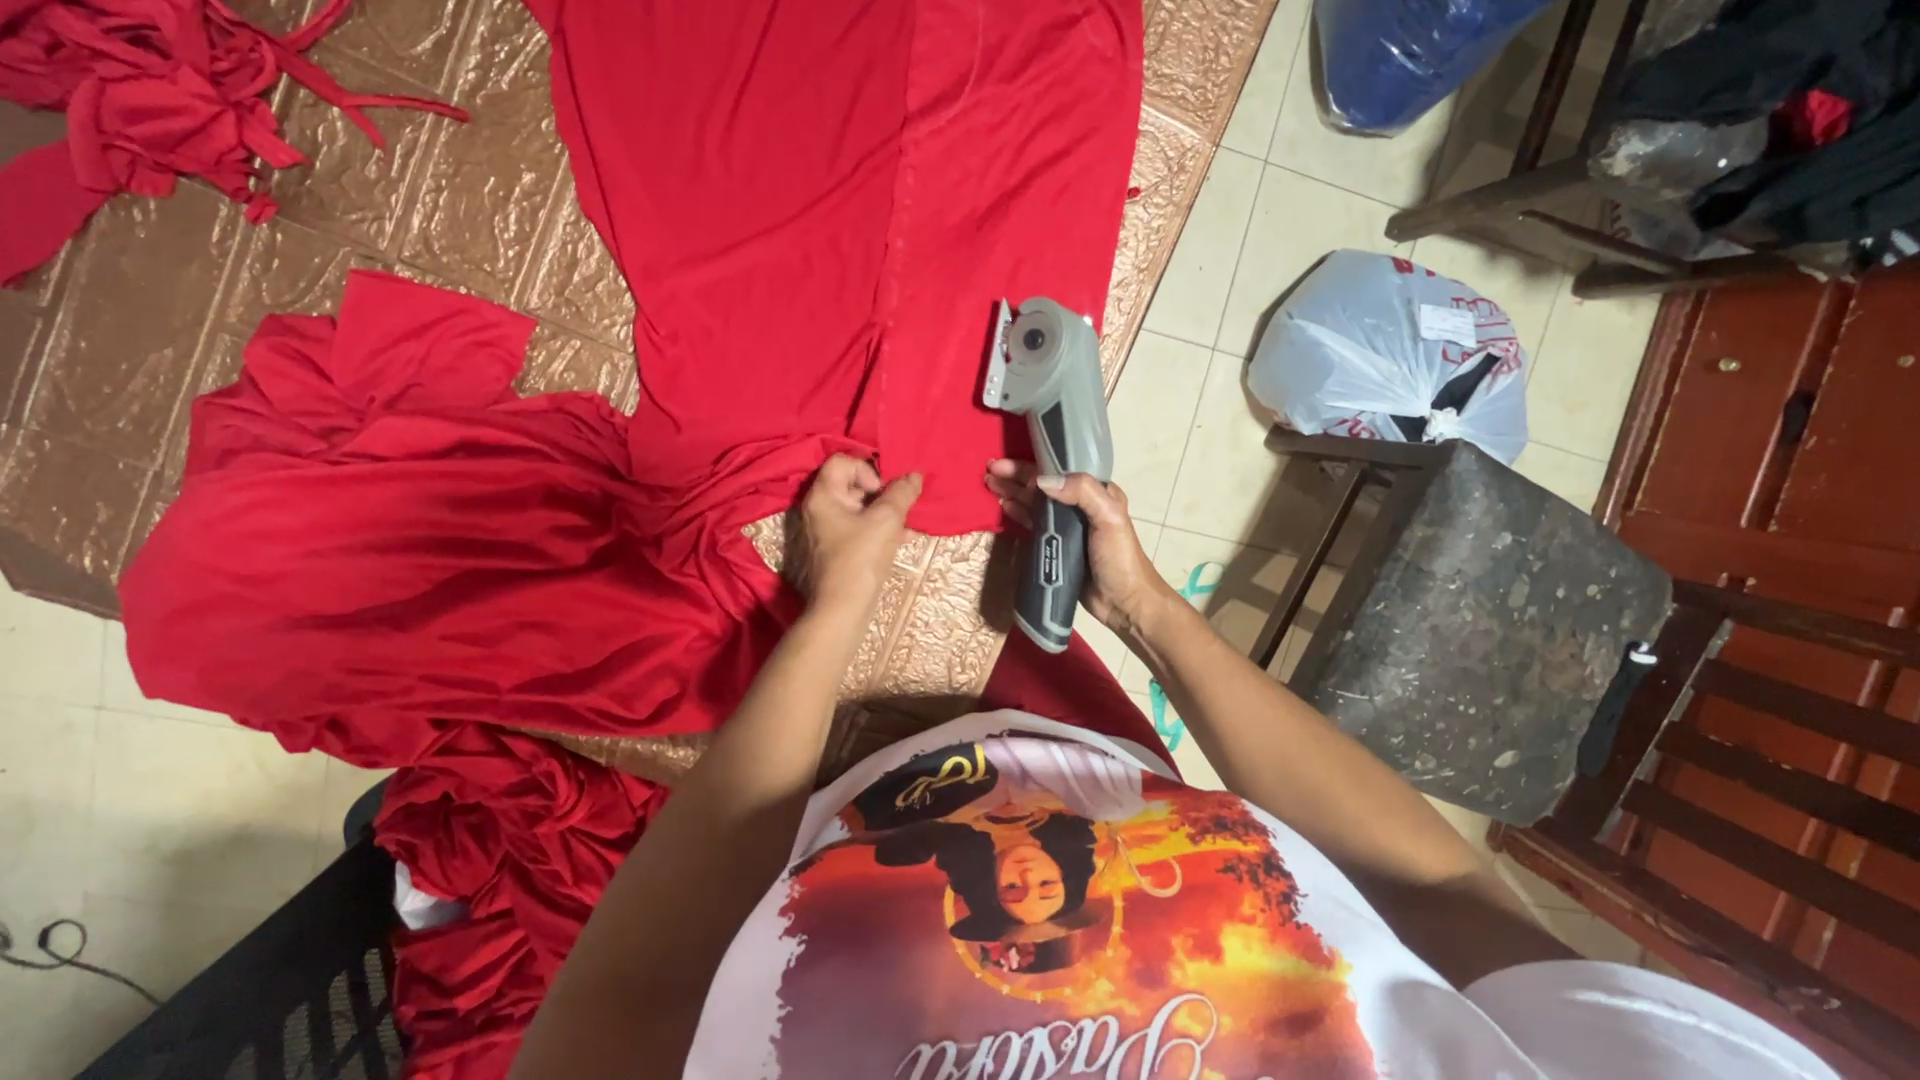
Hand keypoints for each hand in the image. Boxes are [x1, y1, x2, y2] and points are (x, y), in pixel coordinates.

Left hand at [798, 455, 921, 614]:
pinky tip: (904, 537)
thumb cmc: (861, 558)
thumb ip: (902, 492)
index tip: (883, 491)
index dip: (867, 469)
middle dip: (882, 491)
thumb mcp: (887, 520)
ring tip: (907, 522)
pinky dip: (881, 527)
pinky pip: (861, 526)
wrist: (844, 608)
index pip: (842, 461)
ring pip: (860, 506)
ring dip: (886, 510)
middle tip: (900, 505)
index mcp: (823, 495)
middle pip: (852, 482)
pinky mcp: (839, 547)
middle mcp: (820, 508)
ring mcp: (828, 529)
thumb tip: (914, 475)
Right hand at [984, 459, 1174, 637]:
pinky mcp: (1058, 546)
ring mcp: (1068, 526)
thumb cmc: (1119, 558)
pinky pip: (1034, 523)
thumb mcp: (1109, 518)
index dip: (1032, 464)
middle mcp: (1080, 505)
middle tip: (989, 471)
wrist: (1124, 602)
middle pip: (1043, 485)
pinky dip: (1019, 512)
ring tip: (989, 485)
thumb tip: (1041, 481)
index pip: (1059, 470)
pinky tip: (1005, 506)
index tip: (1006, 464)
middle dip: (1016, 476)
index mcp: (1096, 492)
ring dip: (1013, 492)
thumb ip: (1082, 492)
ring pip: (1035, 502)